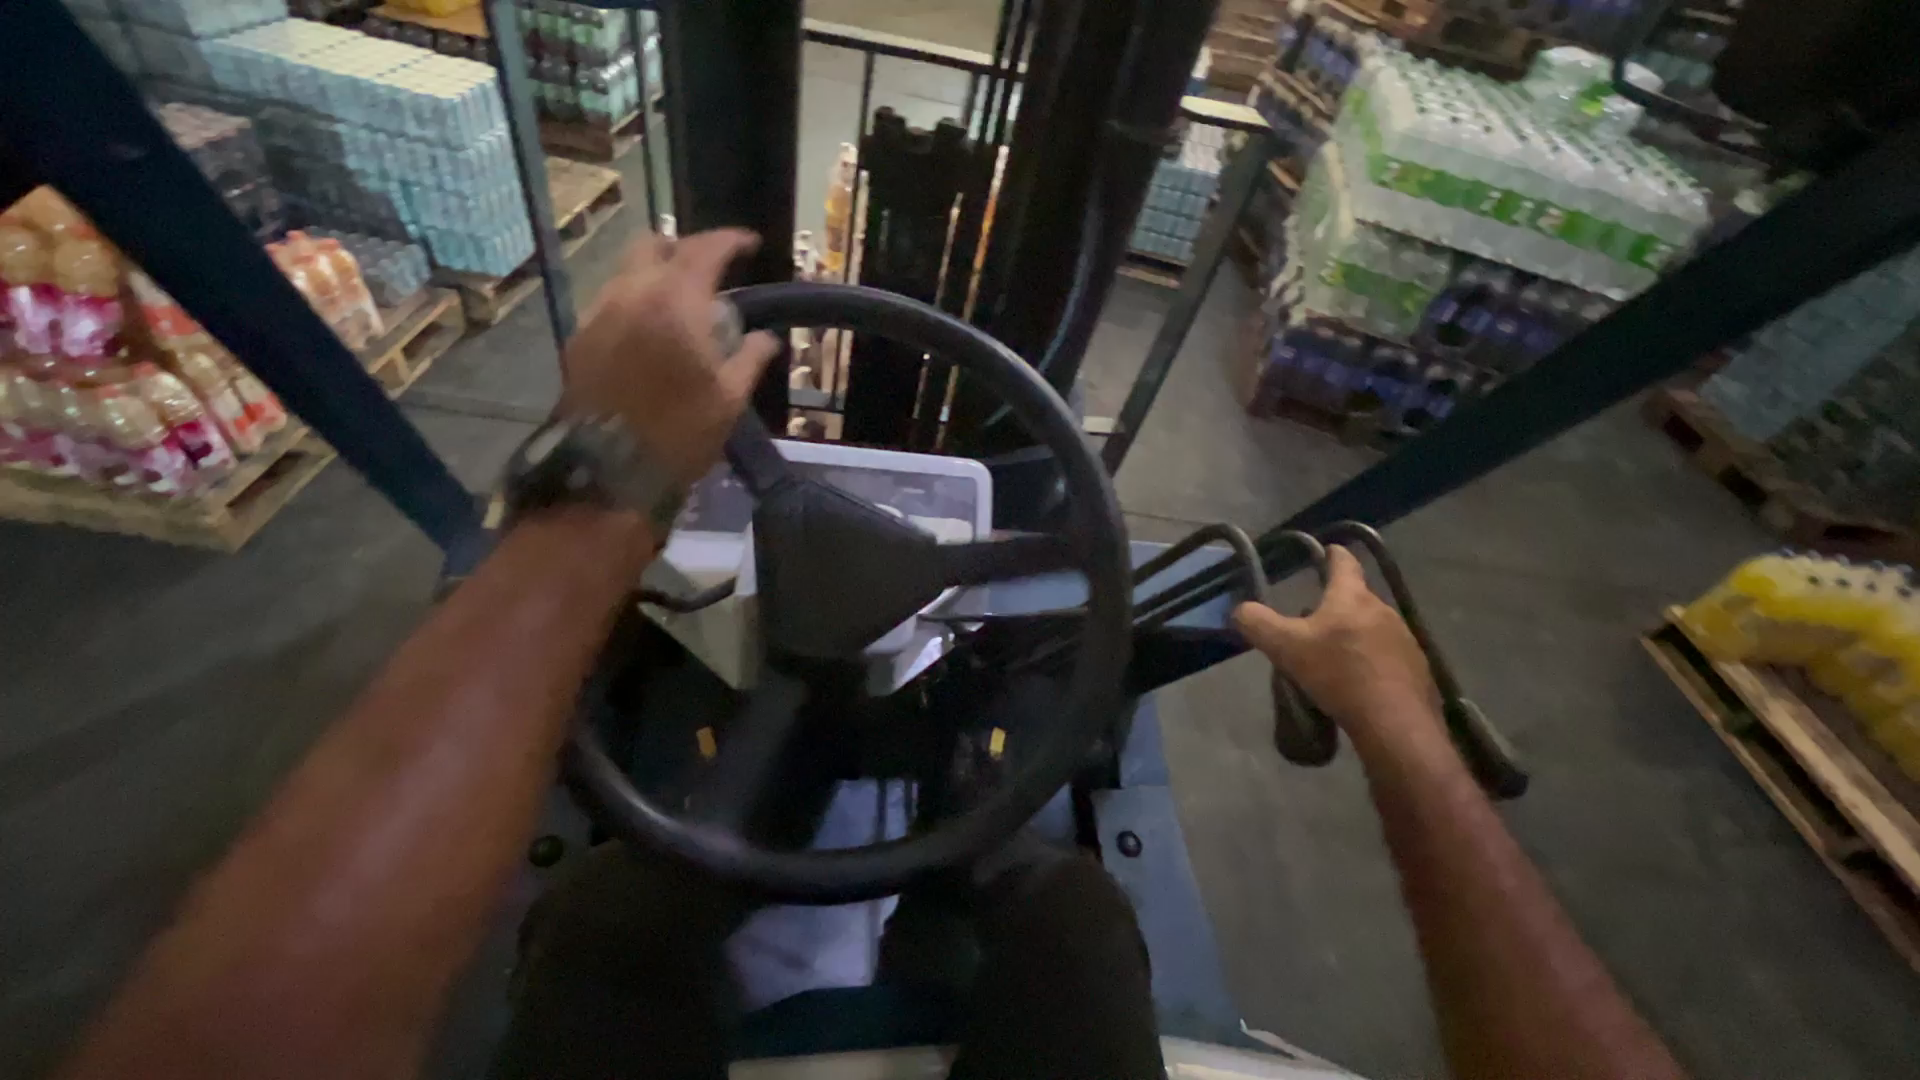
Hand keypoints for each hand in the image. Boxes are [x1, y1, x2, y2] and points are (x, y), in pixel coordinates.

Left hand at [558, 229, 781, 482]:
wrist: (608, 471)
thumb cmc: (681, 434)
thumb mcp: (730, 399)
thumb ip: (750, 358)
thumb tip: (766, 338)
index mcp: (674, 302)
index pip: (704, 249)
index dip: (730, 240)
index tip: (750, 244)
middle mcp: (630, 294)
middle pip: (654, 245)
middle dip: (684, 249)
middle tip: (709, 270)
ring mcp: (597, 314)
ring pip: (626, 271)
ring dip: (656, 274)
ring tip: (680, 302)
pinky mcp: (579, 339)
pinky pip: (609, 301)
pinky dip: (634, 301)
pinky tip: (650, 331)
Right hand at [1232, 545, 1440, 740]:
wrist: (1394, 722)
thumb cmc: (1338, 674)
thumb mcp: (1285, 647)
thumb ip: (1257, 623)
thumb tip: (1239, 609)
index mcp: (1352, 597)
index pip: (1344, 563)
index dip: (1333, 554)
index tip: (1326, 551)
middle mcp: (1383, 610)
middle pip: (1357, 598)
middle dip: (1336, 604)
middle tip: (1313, 620)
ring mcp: (1404, 639)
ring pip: (1373, 627)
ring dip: (1354, 634)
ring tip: (1334, 654)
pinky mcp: (1416, 668)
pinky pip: (1388, 655)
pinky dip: (1371, 660)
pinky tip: (1358, 680)